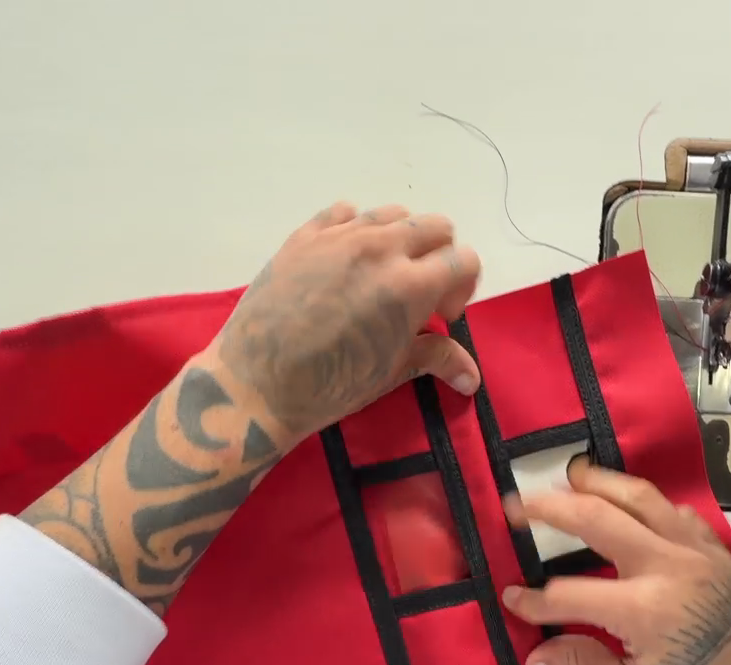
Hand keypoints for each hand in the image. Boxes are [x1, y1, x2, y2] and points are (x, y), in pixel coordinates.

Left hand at [209, 202, 483, 441]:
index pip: (463, 260)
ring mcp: (340, 236)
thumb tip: (474, 379)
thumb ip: (437, 359)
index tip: (441, 316)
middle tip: (416, 296)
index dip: (461, 288)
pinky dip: (355, 230)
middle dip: (438, 258)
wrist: (257, 384)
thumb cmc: (330, 387)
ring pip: (392, 214)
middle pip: (435, 227)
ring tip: (380, 278)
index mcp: (410, 285)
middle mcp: (380, 248)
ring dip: (400, 241)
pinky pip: (344, 212)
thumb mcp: (389, 373)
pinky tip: (344, 264)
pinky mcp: (305, 235)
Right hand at [501, 461, 730, 664]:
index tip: (510, 599)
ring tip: (569, 475)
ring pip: (640, 498)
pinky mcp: (717, 552)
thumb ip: (585, 664)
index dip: (532, 599)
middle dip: (550, 508)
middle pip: (597, 519)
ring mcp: (697, 553)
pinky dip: (644, 501)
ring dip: (599, 483)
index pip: (567, 594)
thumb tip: (533, 658)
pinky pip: (674, 512)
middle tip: (518, 504)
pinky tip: (627, 503)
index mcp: (644, 611)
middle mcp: (668, 567)